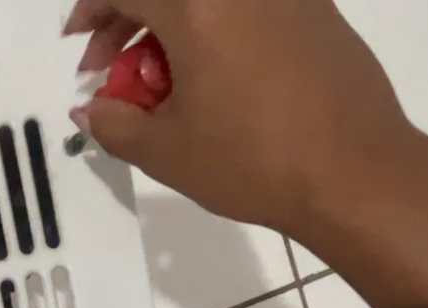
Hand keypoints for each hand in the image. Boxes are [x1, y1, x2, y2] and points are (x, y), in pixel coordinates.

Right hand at [66, 0, 427, 234]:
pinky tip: (205, 77)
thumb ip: (113, 123)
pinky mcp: (312, 4)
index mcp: (198, 6)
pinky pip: (242, 4)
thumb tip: (89, 107)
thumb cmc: (249, 162)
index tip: (77, 43)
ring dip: (168, 25)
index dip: (91, 9)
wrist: (350, 170)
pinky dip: (210, 25)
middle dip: (127, 17)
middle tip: (110, 73)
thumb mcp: (164, 152)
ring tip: (158, 85)